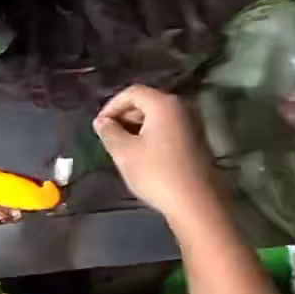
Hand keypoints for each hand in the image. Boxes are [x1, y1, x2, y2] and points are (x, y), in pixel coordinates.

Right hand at [93, 85, 222, 220]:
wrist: (195, 201)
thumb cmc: (156, 173)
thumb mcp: (124, 152)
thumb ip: (109, 132)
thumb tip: (101, 122)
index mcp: (163, 104)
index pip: (132, 92)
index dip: (112, 106)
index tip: (99, 125)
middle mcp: (181, 107)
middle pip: (146, 101)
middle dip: (124, 115)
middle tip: (108, 135)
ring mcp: (192, 123)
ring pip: (157, 116)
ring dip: (136, 126)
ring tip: (121, 146)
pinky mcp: (195, 140)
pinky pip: (167, 128)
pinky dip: (150, 135)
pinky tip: (141, 154)